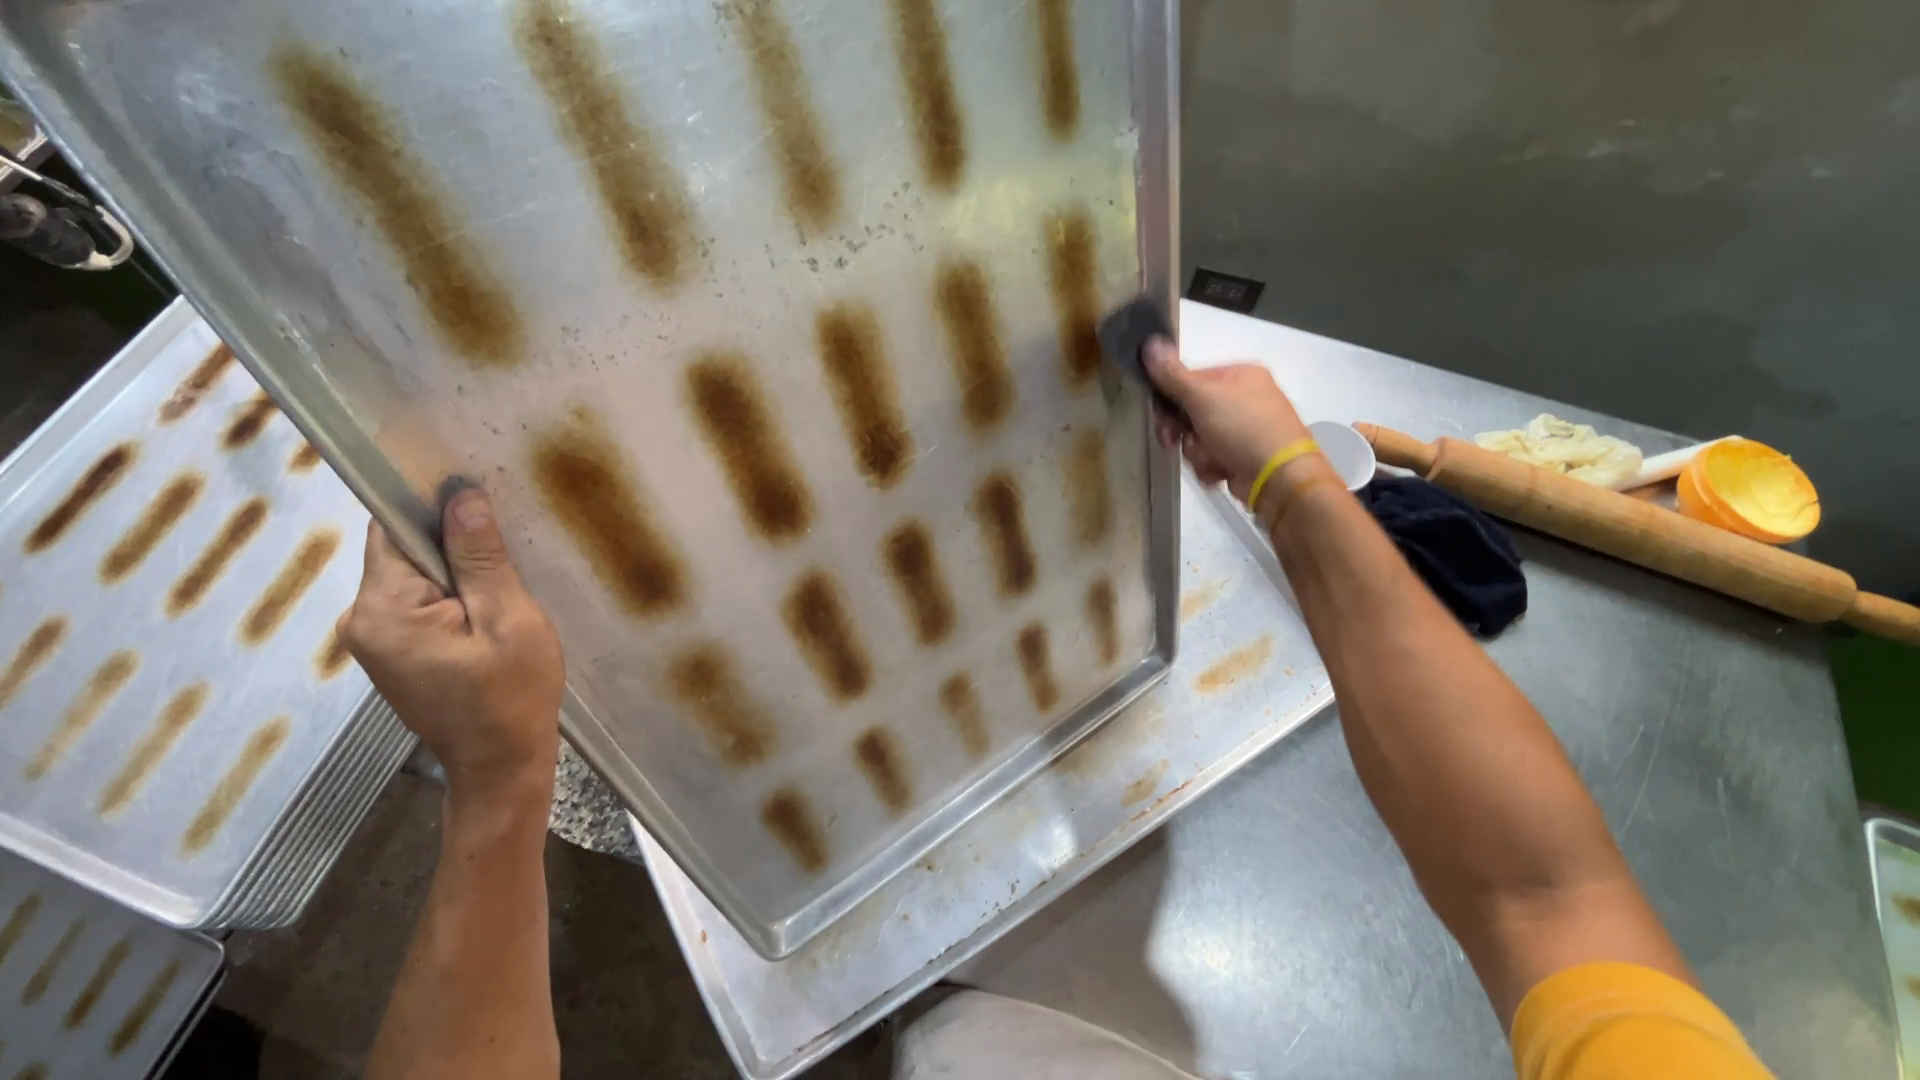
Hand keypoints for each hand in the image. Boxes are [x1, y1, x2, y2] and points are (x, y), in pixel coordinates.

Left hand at [340, 488, 564, 799]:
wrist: (500, 766)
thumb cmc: (512, 695)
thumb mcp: (509, 621)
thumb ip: (481, 559)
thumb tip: (461, 497)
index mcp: (384, 609)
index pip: (393, 528)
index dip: (434, 507)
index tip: (478, 496)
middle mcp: (362, 619)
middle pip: (403, 551)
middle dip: (453, 543)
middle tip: (507, 546)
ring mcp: (373, 639)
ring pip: (414, 577)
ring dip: (457, 572)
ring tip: (504, 583)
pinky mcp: (392, 653)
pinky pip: (418, 603)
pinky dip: (452, 597)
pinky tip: (488, 611)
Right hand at [1143, 338, 1317, 501]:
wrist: (1279, 477)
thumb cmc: (1243, 428)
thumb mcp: (1203, 396)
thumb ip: (1172, 374)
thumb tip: (1149, 342)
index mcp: (1239, 375)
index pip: (1190, 380)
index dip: (1170, 399)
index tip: (1160, 416)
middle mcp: (1244, 398)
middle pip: (1192, 412)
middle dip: (1183, 431)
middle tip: (1173, 441)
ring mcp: (1244, 429)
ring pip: (1198, 439)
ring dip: (1197, 452)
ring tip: (1212, 458)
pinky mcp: (1243, 456)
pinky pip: (1212, 457)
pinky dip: (1211, 466)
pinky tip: (1221, 470)